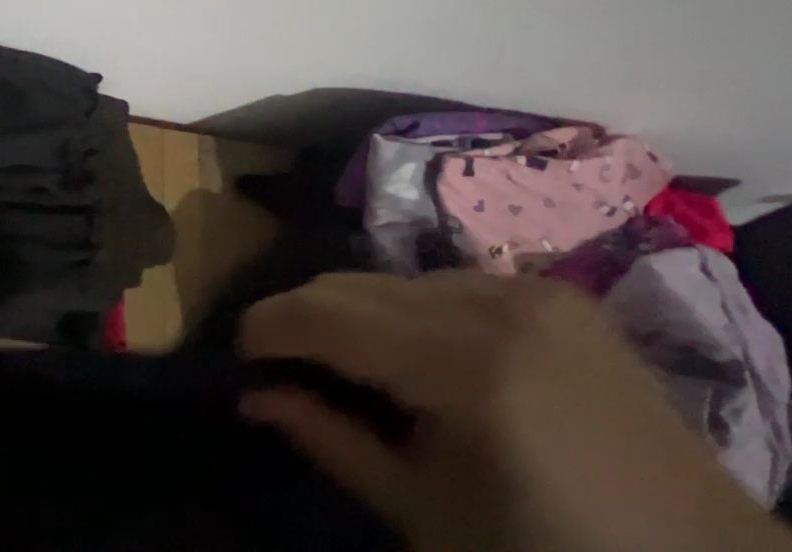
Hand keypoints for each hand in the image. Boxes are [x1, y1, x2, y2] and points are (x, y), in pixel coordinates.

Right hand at [238, 271, 791, 551]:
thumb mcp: (427, 515)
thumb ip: (329, 442)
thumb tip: (250, 397)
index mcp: (467, 366)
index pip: (326, 314)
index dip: (267, 327)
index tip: (236, 351)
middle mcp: (497, 304)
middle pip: (353, 284)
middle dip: (303, 318)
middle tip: (280, 361)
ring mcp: (532, 290)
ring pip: (393, 277)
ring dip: (355, 312)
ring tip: (345, 361)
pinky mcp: (555, 292)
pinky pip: (445, 281)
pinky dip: (409, 309)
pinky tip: (414, 354)